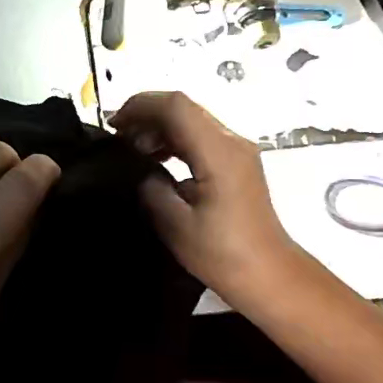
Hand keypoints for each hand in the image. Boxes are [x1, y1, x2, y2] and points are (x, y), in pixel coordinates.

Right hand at [110, 92, 301, 303]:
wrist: (269, 275)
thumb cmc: (223, 254)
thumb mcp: (175, 225)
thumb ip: (151, 188)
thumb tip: (141, 170)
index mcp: (219, 153)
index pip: (176, 107)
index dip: (140, 106)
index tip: (113, 126)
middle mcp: (232, 142)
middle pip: (185, 109)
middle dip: (146, 116)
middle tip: (117, 140)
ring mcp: (238, 151)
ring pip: (192, 122)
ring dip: (160, 128)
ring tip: (131, 150)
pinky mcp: (237, 164)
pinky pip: (202, 139)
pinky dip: (175, 142)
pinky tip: (155, 162)